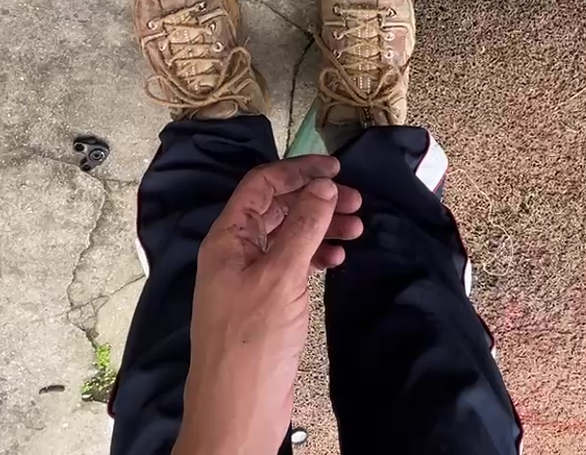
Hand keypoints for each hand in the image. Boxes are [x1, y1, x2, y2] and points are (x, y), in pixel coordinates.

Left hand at [174, 156, 362, 454]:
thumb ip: (304, 226)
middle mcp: (236, 250)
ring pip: (290, 233)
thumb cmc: (252, 342)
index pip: (263, 184)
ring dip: (322, 226)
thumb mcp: (281, 276)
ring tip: (357, 229)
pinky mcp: (266, 299)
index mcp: (228, 237)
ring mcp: (250, 275)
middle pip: (279, 206)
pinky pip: (292, 261)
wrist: (236, 415)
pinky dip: (316, 254)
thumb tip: (324, 185)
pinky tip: (338, 258)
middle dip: (317, 199)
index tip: (337, 170)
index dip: (298, 171)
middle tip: (357, 202)